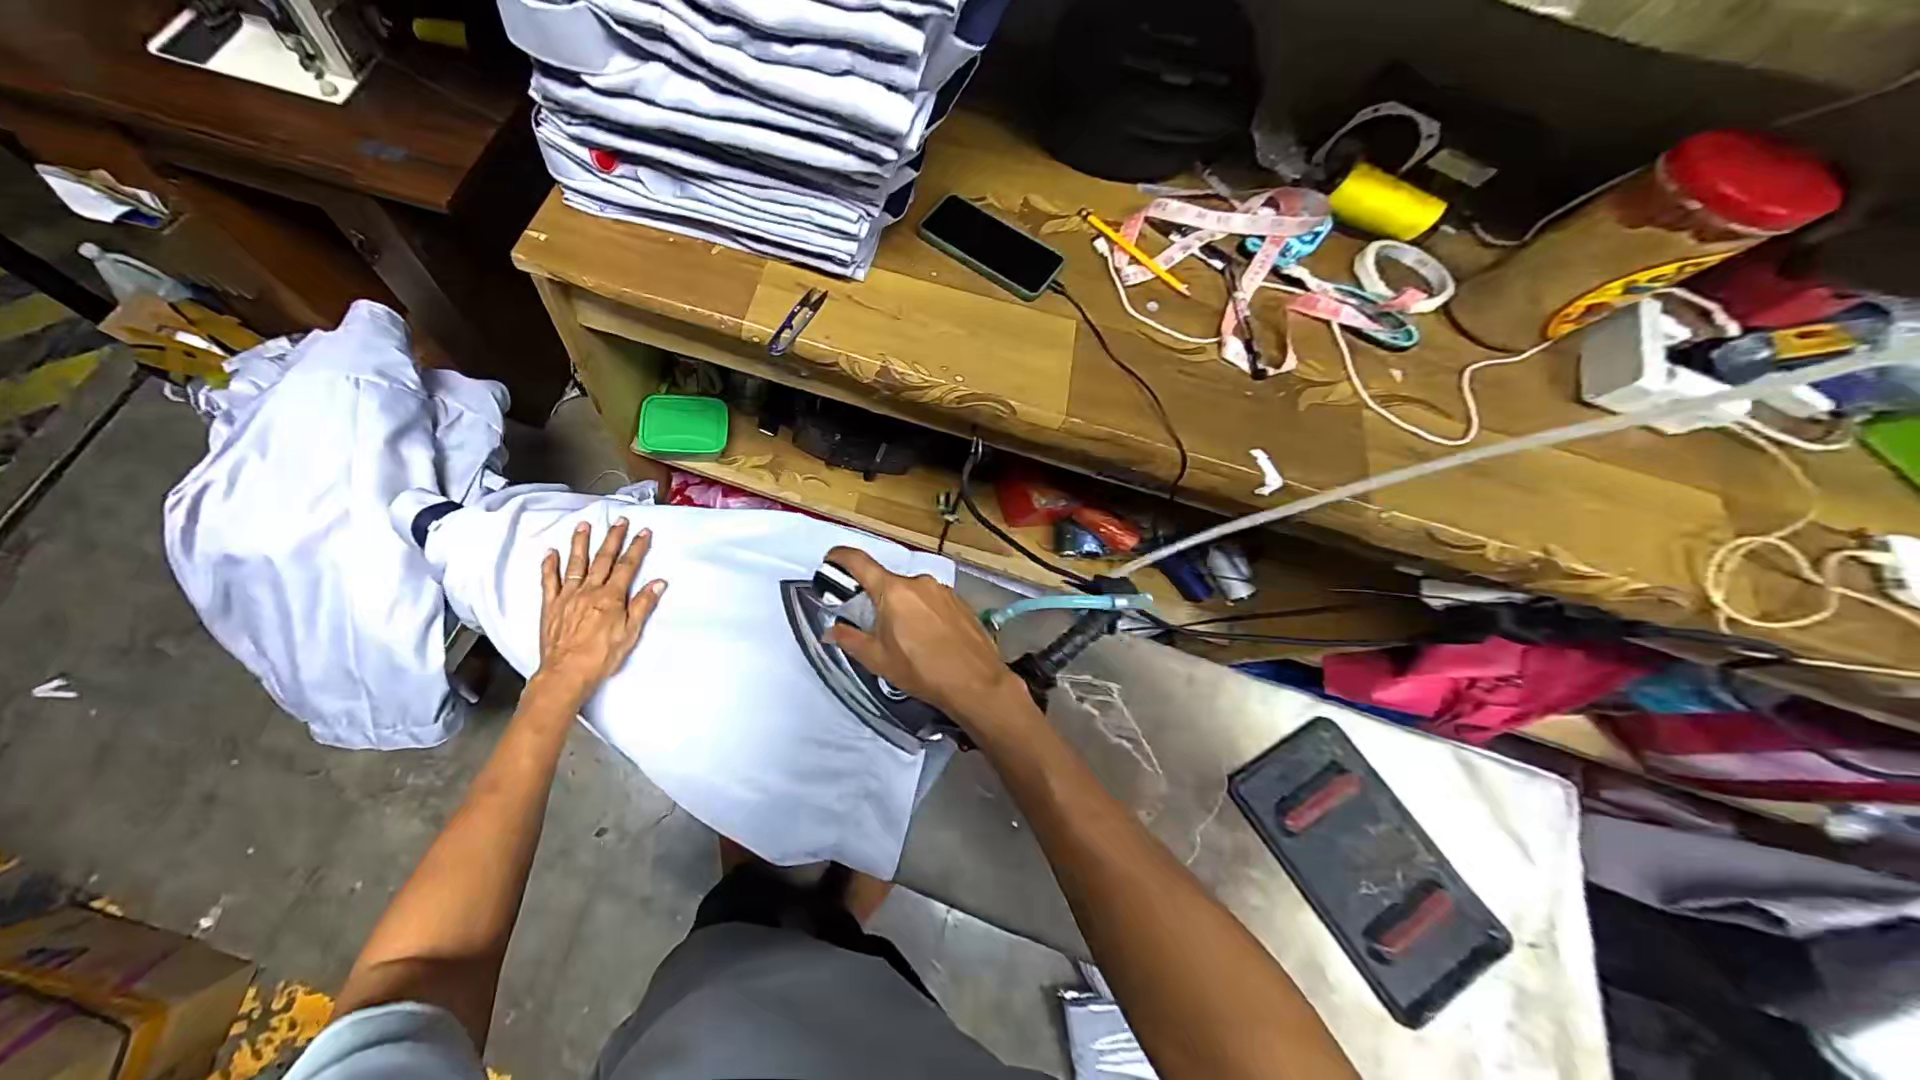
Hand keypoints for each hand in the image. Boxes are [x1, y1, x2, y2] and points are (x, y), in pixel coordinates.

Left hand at [532, 518, 665, 705]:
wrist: (567, 673)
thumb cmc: (602, 656)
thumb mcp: (631, 632)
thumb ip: (643, 605)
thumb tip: (658, 582)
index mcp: (611, 596)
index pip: (628, 566)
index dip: (637, 547)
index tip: (644, 532)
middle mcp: (589, 590)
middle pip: (603, 559)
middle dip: (613, 538)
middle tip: (619, 520)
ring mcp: (568, 596)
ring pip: (575, 563)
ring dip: (581, 543)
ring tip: (584, 525)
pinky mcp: (550, 605)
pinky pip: (549, 581)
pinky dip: (550, 565)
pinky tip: (551, 552)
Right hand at [822, 547, 1029, 731]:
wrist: (976, 682)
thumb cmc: (925, 671)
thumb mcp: (878, 659)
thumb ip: (850, 640)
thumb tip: (833, 632)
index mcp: (894, 591)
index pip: (859, 562)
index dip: (840, 557)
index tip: (832, 560)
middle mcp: (919, 583)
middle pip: (887, 583)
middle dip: (876, 601)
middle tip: (873, 627)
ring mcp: (943, 591)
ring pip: (911, 593)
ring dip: (902, 610)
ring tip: (906, 641)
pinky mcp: (960, 602)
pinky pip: (932, 602)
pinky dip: (924, 615)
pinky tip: (928, 640)